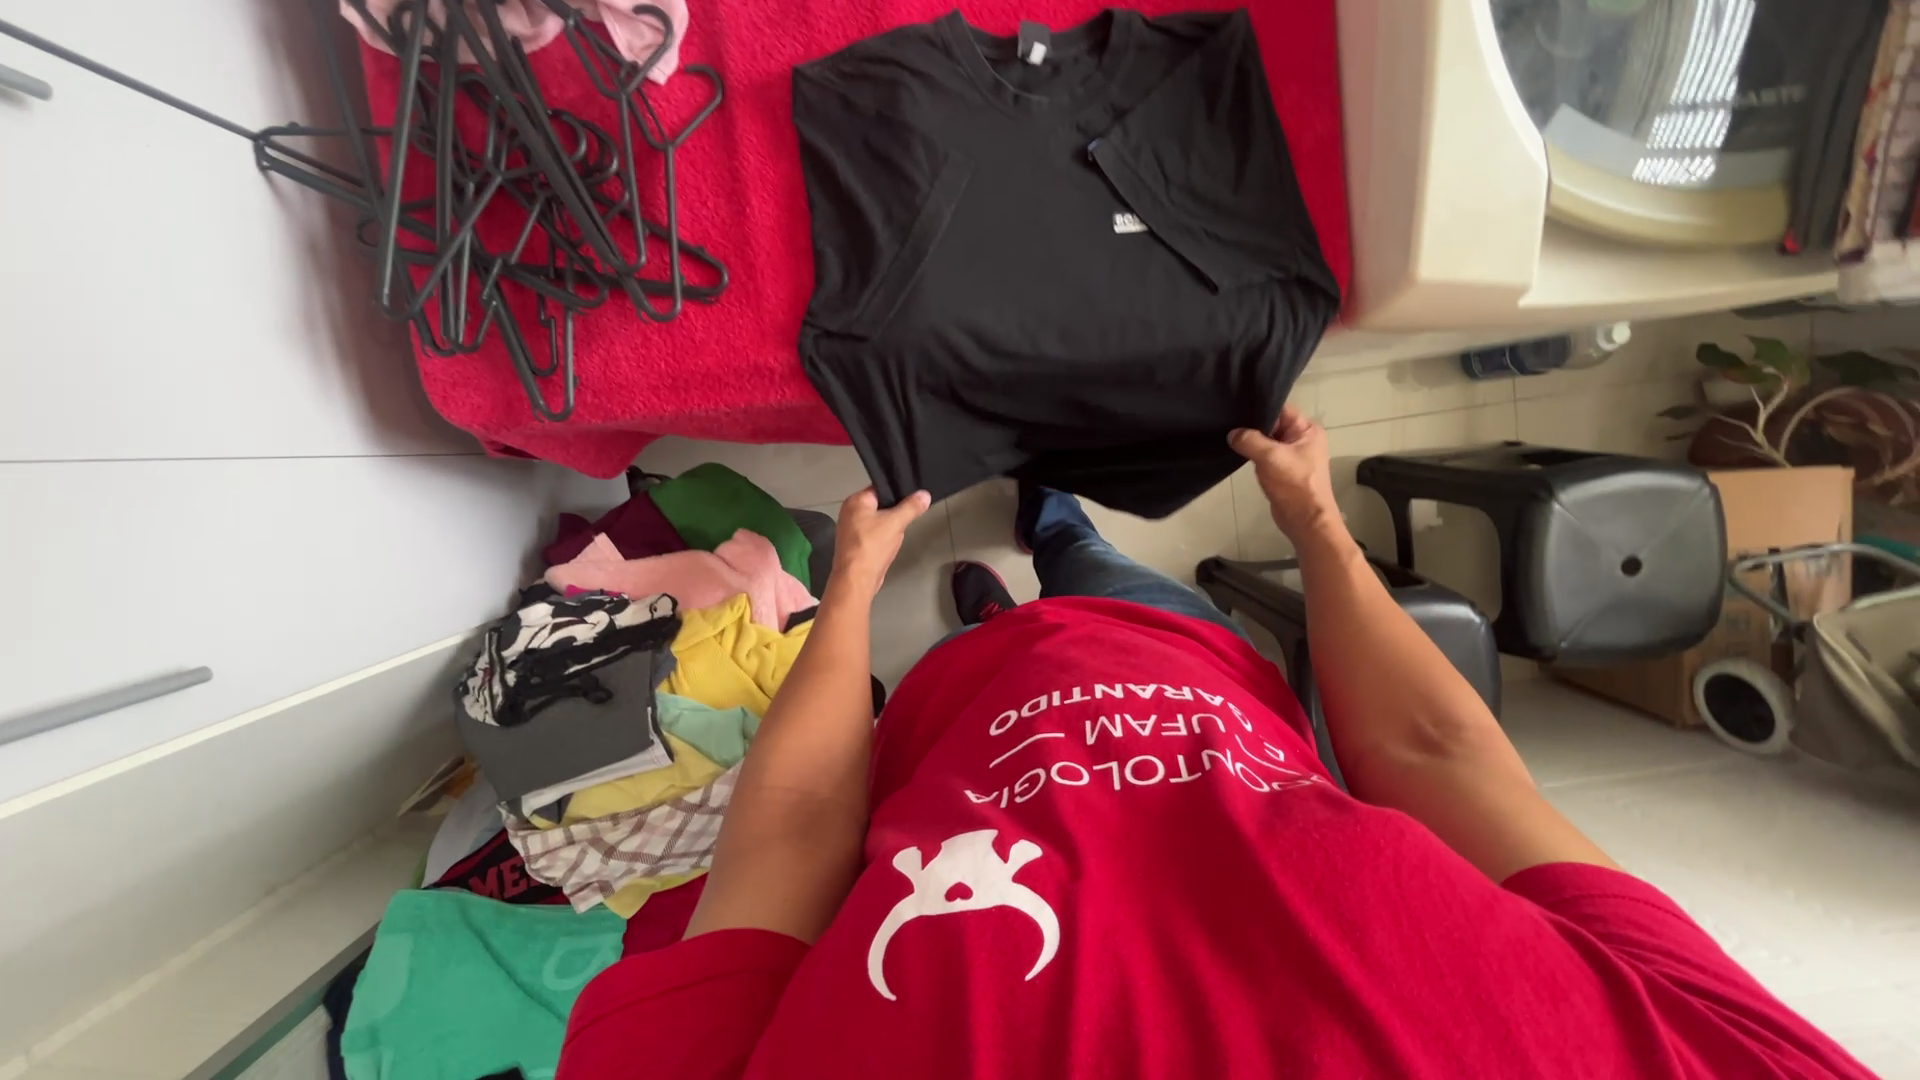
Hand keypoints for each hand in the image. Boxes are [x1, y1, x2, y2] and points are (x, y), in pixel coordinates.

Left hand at [829, 487, 931, 597]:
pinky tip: (891, 544)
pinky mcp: (854, 544)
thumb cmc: (872, 546)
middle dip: (894, 511)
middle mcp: (849, 512)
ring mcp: (850, 529)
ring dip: (889, 526)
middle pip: (879, 505)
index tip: (914, 496)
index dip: (897, 491)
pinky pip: (873, 534)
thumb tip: (925, 494)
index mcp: (855, 501)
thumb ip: (911, 507)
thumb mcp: (896, 523)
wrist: (856, 579)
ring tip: (900, 530)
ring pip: (877, 521)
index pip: (880, 488)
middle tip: (910, 514)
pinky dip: (883, 537)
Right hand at [1229, 407, 1345, 544]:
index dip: (1260, 407)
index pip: (1281, 409)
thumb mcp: (1270, 457)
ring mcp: (1292, 455)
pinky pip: (1264, 455)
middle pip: (1273, 424)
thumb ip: (1249, 441)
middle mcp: (1301, 439)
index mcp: (1307, 430)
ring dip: (1251, 442)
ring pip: (1267, 440)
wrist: (1304, 520)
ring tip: (1228, 436)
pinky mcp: (1282, 469)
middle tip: (1227, 421)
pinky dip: (1252, 454)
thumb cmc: (1294, 484)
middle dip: (1252, 425)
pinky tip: (1236, 453)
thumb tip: (1232, 434)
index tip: (1237, 407)